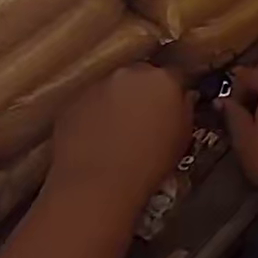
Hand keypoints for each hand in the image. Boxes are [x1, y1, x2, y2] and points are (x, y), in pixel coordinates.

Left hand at [49, 63, 193, 219]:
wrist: (98, 184)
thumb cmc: (150, 161)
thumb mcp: (184, 135)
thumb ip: (186, 108)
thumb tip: (184, 98)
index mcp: (163, 79)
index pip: (176, 74)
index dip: (177, 90)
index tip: (177, 103)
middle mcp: (130, 74)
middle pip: (143, 76)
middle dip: (147, 92)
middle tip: (150, 116)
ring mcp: (97, 87)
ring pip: (115, 88)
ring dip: (120, 101)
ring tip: (122, 129)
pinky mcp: (71, 103)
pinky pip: (91, 103)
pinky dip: (97, 113)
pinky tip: (100, 137)